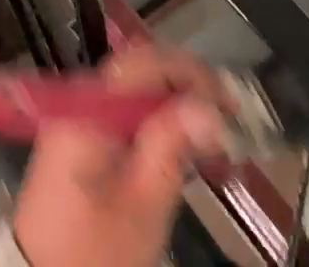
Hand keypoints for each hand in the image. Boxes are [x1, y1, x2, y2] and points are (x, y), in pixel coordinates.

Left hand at [9, 46, 230, 266]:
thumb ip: (171, 146)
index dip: (189, 72)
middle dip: (188, 87)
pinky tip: (186, 146)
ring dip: (177, 104)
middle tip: (228, 117)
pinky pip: (127, 110)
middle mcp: (82, 99)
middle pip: (141, 70)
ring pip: (138, 89)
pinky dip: (159, 121)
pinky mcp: (84, 133)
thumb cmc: (95, 246)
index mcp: (90, 108)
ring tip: (214, 136)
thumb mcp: (142, 203)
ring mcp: (80, 115)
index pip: (143, 62)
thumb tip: (208, 107)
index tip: (226, 100)